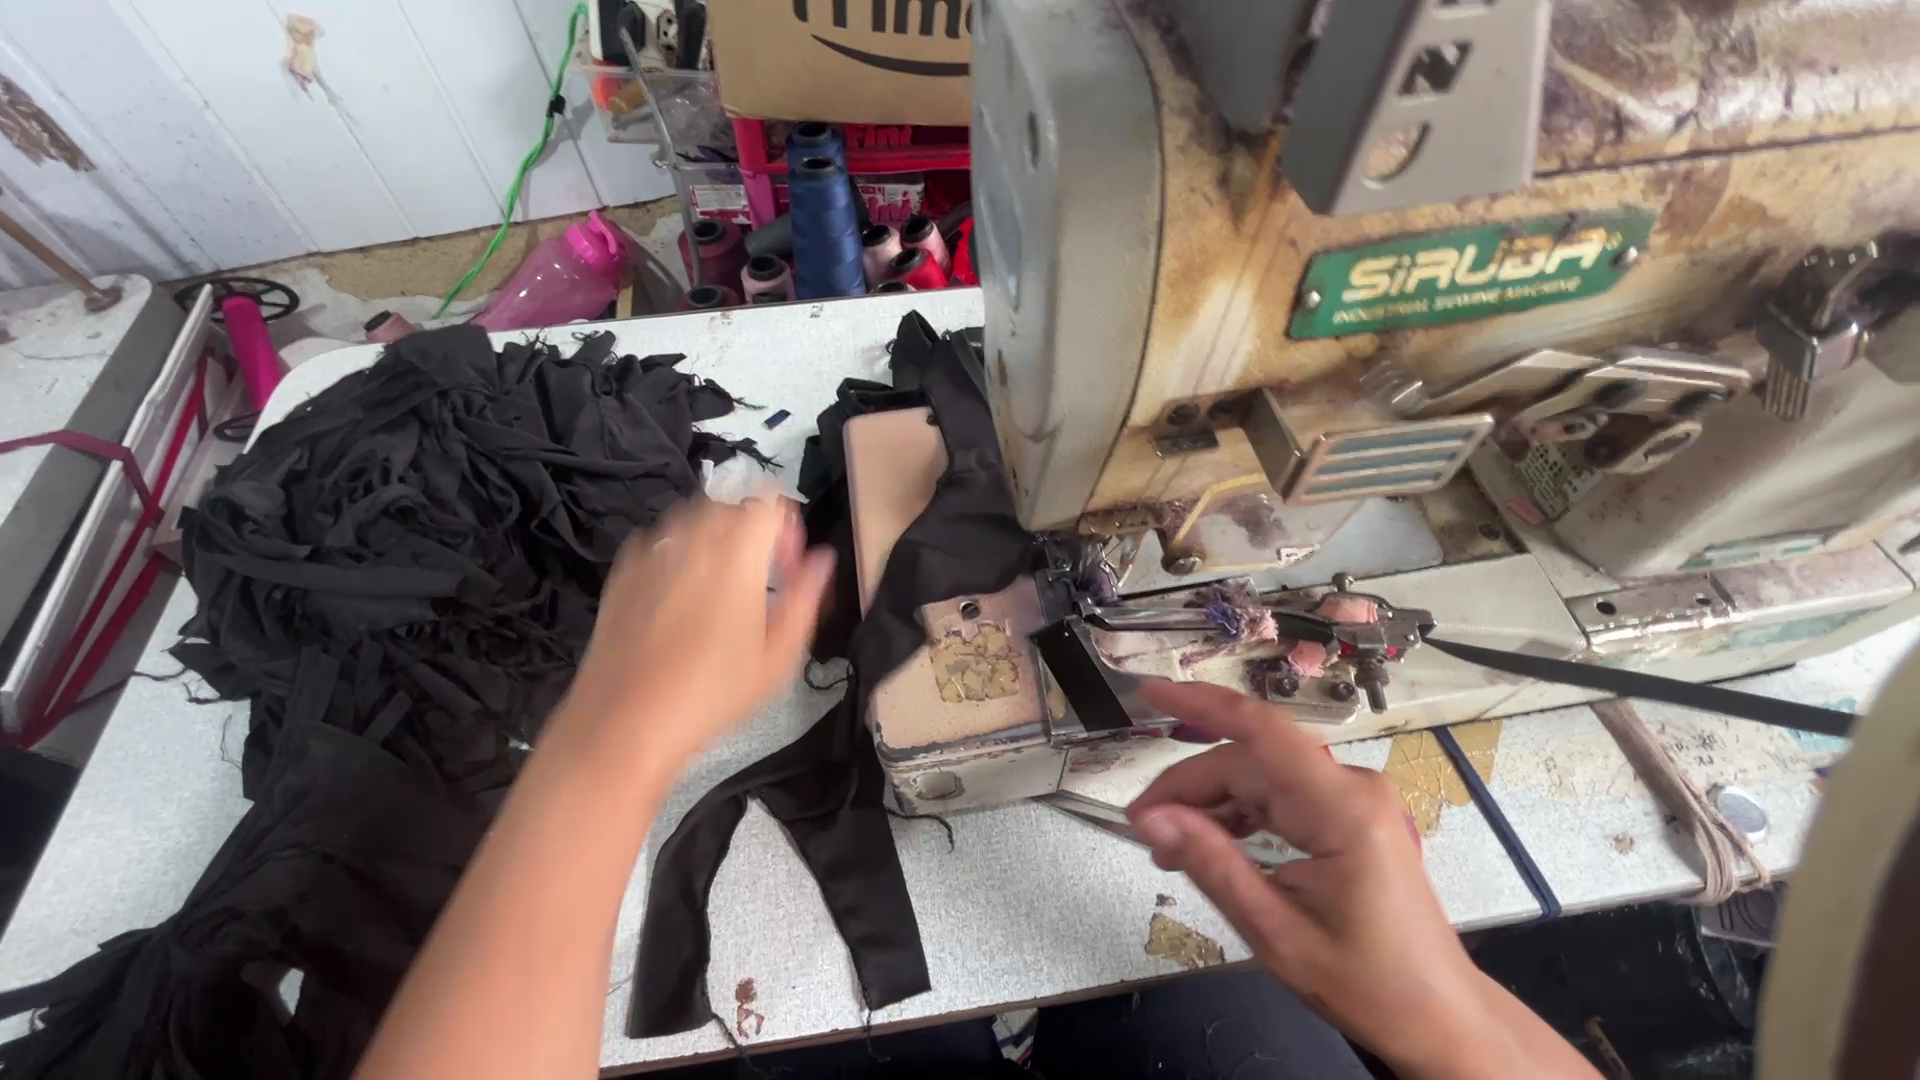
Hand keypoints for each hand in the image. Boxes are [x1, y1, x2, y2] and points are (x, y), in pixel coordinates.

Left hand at [558, 495, 834, 766]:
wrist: (625, 720)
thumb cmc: (713, 691)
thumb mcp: (780, 654)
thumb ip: (806, 596)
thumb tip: (821, 560)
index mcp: (738, 552)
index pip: (770, 501)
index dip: (788, 525)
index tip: (790, 564)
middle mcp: (694, 537)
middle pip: (733, 504)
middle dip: (753, 529)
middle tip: (763, 577)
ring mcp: (653, 550)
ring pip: (694, 518)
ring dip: (716, 538)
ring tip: (723, 587)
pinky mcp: (624, 570)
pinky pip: (661, 541)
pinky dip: (680, 553)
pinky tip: (682, 596)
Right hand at [1127, 680, 1598, 1079]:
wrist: (1439, 1016)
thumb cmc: (1367, 984)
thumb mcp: (1276, 932)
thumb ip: (1211, 865)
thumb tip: (1149, 818)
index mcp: (1342, 810)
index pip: (1261, 732)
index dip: (1201, 703)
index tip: (1150, 692)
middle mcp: (1350, 787)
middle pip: (1247, 762)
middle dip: (1189, 786)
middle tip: (1144, 827)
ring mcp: (1350, 796)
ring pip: (1256, 775)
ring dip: (1208, 802)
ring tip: (1167, 843)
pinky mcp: (1345, 811)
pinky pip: (1275, 793)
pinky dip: (1235, 812)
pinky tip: (1207, 840)